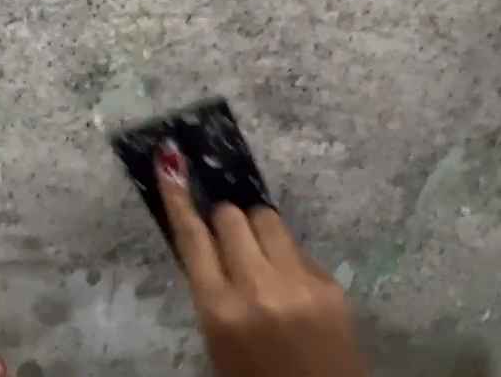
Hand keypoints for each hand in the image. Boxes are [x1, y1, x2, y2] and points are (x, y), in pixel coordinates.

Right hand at [156, 141, 366, 376]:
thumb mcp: (218, 340)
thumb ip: (211, 285)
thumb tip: (206, 233)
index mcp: (219, 310)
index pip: (192, 236)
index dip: (178, 196)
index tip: (170, 160)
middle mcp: (257, 289)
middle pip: (230, 216)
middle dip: (226, 223)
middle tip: (230, 245)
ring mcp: (298, 285)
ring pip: (267, 218)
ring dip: (258, 231)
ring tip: (263, 259)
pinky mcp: (331, 287)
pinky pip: (298, 247)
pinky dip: (289, 258)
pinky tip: (293, 287)